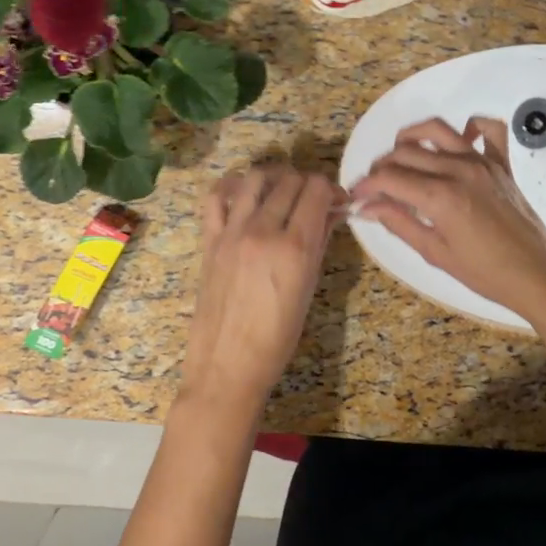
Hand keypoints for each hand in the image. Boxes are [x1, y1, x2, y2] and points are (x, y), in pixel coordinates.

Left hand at [181, 166, 337, 413]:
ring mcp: (232, 233)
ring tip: (283, 192)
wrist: (227, 367)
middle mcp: (263, 231)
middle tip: (314, 201)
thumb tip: (330, 212)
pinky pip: (217, 196)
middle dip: (308, 184)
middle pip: (291, 180)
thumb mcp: (309, 288)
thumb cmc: (277, 338)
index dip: (331, 189)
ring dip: (276, 177)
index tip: (336, 202)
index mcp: (295, 247)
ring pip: (256, 177)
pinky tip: (245, 194)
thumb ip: (319, 242)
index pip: (317, 189)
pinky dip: (233, 186)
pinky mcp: (210, 240)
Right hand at [351, 118, 545, 319]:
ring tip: (402, 155)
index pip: (389, 177)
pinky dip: (471, 127)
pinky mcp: (502, 163)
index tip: (356, 196)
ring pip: (437, 130)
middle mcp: (459, 169)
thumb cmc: (484, 273)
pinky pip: (488, 130)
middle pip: (406, 151)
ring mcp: (482, 162)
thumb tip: (367, 206)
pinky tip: (459, 142)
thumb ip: (399, 223)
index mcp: (440, 196)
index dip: (366, 185)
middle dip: (383, 166)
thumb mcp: (434, 252)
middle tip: (376, 186)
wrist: (535, 274)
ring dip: (413, 137)